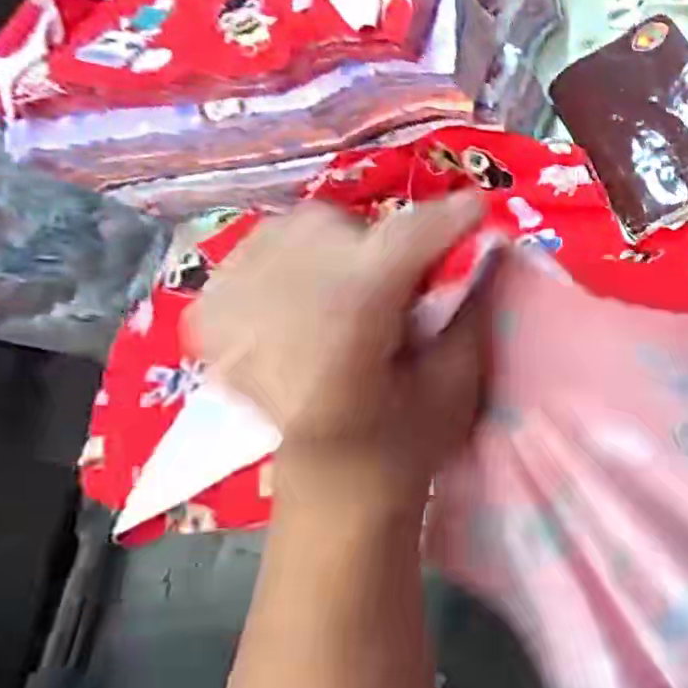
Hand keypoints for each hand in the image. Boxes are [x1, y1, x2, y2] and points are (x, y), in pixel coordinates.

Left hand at [186, 195, 491, 502]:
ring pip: (290, 228)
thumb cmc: (411, 437)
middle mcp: (276, 312)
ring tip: (358, 285)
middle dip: (381, 237)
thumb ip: (467, 309)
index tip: (477, 207)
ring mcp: (230, 312)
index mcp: (348, 334)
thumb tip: (481, 251)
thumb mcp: (460, 380)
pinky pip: (257, 250)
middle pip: (332, 225)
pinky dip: (294, 259)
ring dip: (337, 244)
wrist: (335, 479)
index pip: (396, 246)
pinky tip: (314, 296)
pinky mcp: (206, 316)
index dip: (442, 220)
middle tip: (407, 276)